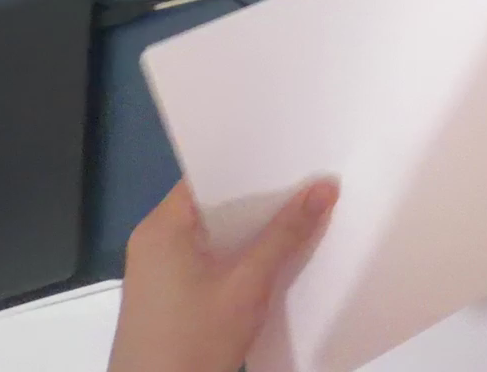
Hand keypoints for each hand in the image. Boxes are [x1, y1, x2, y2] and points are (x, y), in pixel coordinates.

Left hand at [107, 178, 337, 371]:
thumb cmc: (193, 341)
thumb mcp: (249, 282)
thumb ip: (288, 231)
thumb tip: (327, 185)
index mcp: (163, 228)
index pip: (212, 173)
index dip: (256, 158)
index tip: (301, 144)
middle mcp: (159, 241)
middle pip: (221, 199)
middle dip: (269, 189)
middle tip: (318, 169)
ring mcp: (166, 269)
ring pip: (224, 227)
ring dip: (263, 220)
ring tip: (312, 200)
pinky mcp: (177, 292)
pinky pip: (221, 252)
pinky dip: (251, 245)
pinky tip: (288, 242)